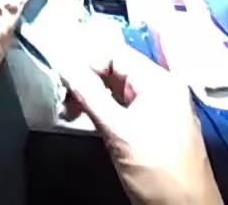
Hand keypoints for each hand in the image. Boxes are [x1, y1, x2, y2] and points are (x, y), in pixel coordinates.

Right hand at [59, 43, 222, 204]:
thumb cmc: (157, 174)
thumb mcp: (118, 133)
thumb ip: (89, 95)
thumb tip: (64, 65)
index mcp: (159, 80)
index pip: (116, 54)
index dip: (88, 63)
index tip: (64, 81)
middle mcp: (163, 86)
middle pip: (119, 68)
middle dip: (90, 80)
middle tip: (66, 101)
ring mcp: (163, 106)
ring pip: (121, 88)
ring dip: (97, 96)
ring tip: (74, 111)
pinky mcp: (159, 125)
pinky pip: (129, 105)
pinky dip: (109, 109)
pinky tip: (93, 118)